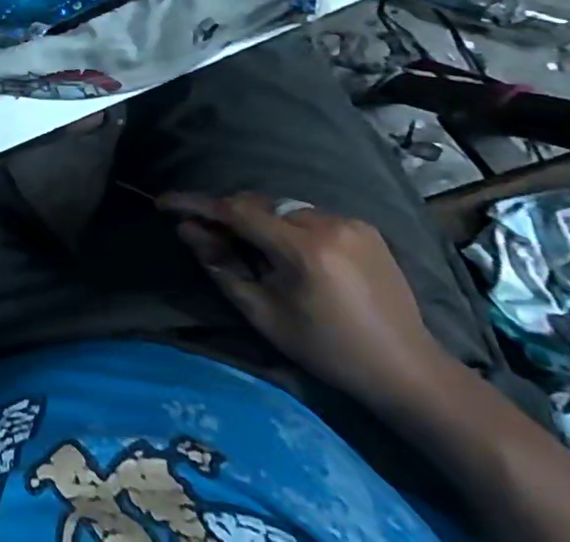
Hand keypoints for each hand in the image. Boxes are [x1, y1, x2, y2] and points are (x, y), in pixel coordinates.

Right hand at [161, 193, 446, 407]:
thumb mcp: (264, 314)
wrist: (405, 368)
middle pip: (258, 203)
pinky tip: (290, 253)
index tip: (164, 202)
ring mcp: (350, 220)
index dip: (195, 204)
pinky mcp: (365, 226)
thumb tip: (187, 230)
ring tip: (250, 248)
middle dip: (227, 214)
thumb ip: (222, 267)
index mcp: (302, 249)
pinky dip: (289, 226)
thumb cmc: (327, 350)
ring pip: (283, 207)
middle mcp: (327, 222)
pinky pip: (311, 215)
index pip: (236, 210)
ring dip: (259, 219)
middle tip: (204, 233)